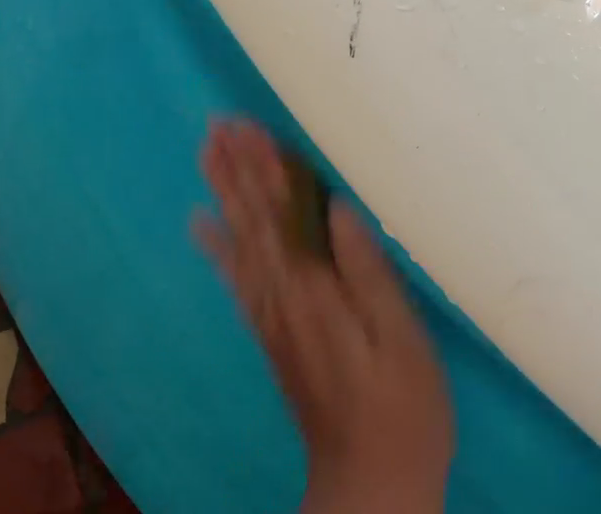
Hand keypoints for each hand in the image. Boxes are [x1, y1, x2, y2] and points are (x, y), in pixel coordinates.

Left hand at [197, 120, 453, 512]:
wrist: (368, 477)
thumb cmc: (401, 406)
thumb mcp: (401, 336)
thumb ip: (366, 268)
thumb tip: (336, 206)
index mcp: (314, 284)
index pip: (284, 208)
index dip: (265, 165)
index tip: (246, 124)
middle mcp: (281, 289)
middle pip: (254, 215)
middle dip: (236, 167)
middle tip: (215, 124)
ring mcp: (269, 310)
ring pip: (239, 237)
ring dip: (223, 192)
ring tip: (206, 153)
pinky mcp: (268, 330)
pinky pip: (235, 277)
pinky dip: (215, 246)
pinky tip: (199, 223)